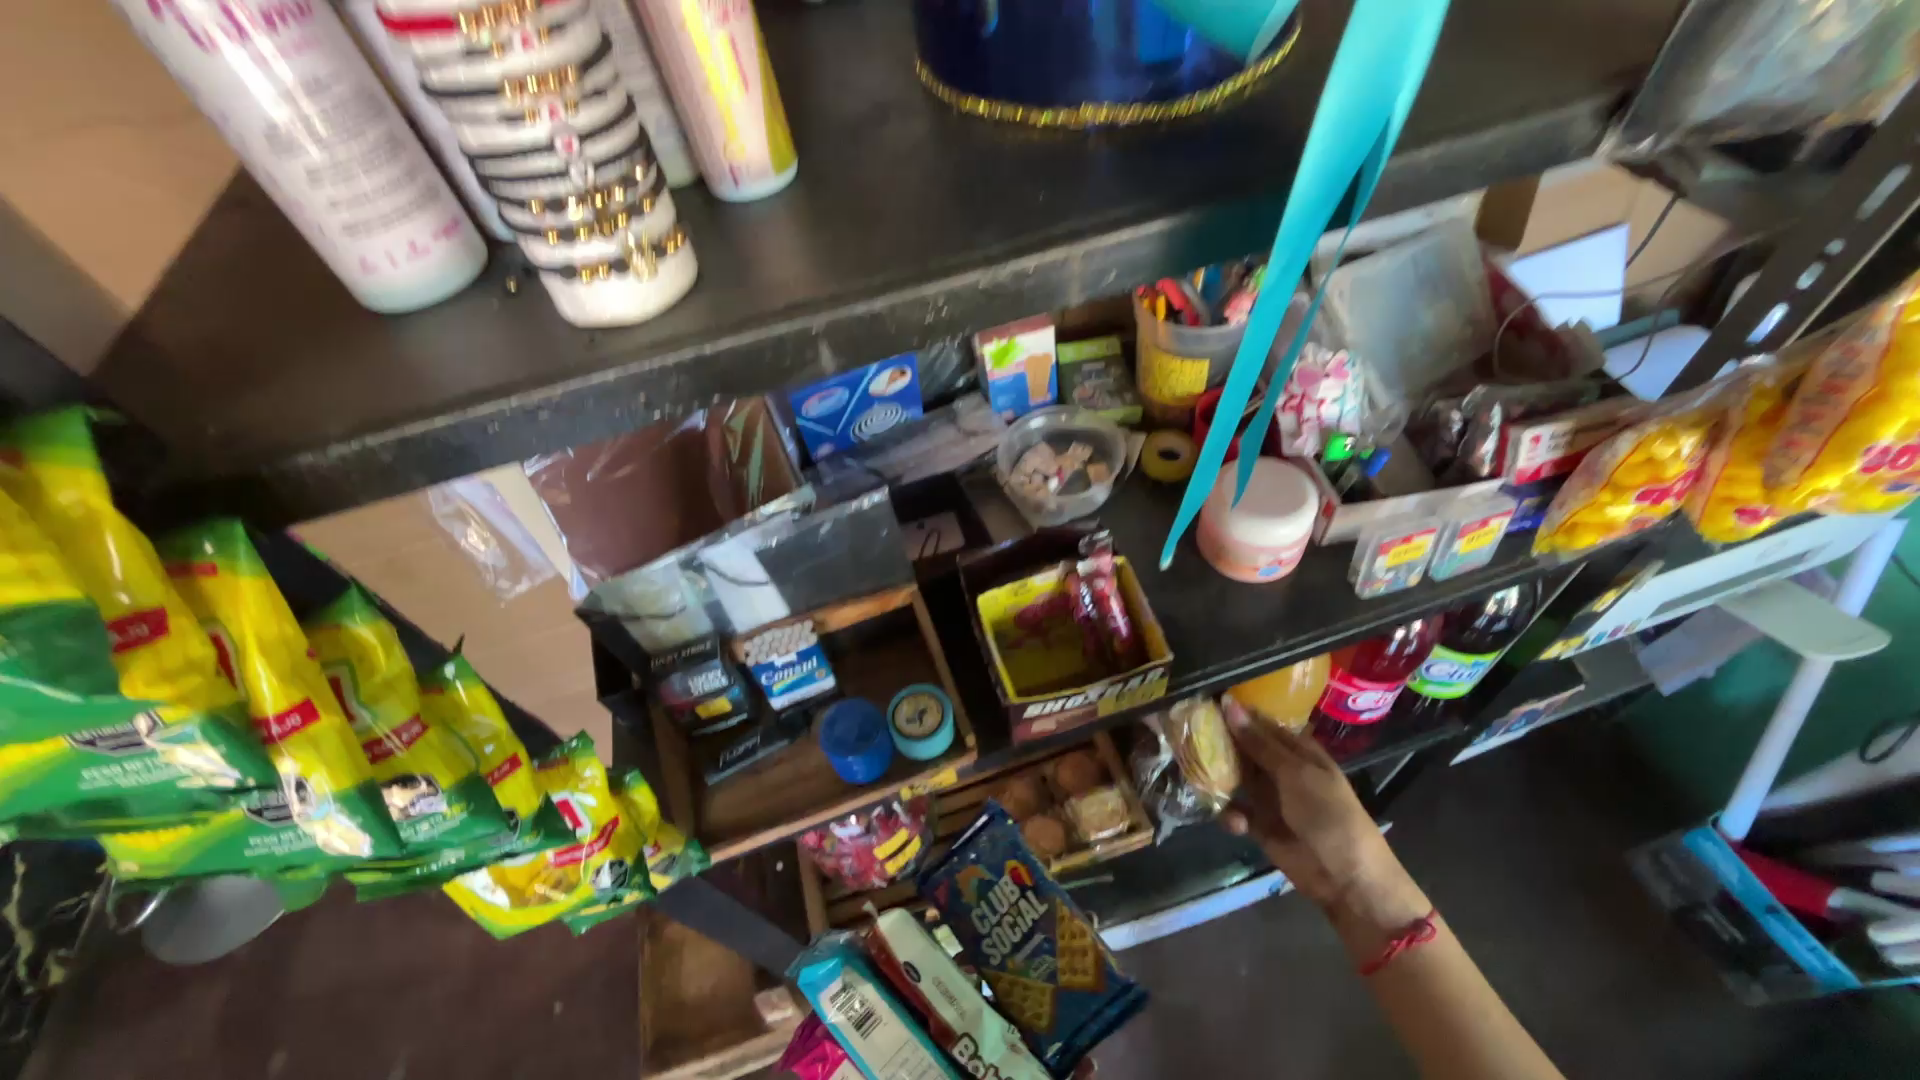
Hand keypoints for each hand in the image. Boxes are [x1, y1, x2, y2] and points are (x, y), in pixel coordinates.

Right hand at [1220, 698, 1427, 942]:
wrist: (1346, 876)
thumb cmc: (1328, 814)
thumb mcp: (1295, 773)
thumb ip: (1259, 743)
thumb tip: (1229, 704)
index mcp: (1298, 751)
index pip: (1261, 723)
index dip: (1236, 714)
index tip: (1204, 703)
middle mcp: (1281, 770)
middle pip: (1244, 750)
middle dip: (1220, 745)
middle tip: (1188, 737)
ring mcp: (1270, 798)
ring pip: (1235, 779)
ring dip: (1220, 779)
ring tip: (1199, 777)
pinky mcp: (1260, 825)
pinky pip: (1236, 812)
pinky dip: (1230, 815)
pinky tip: (1235, 822)